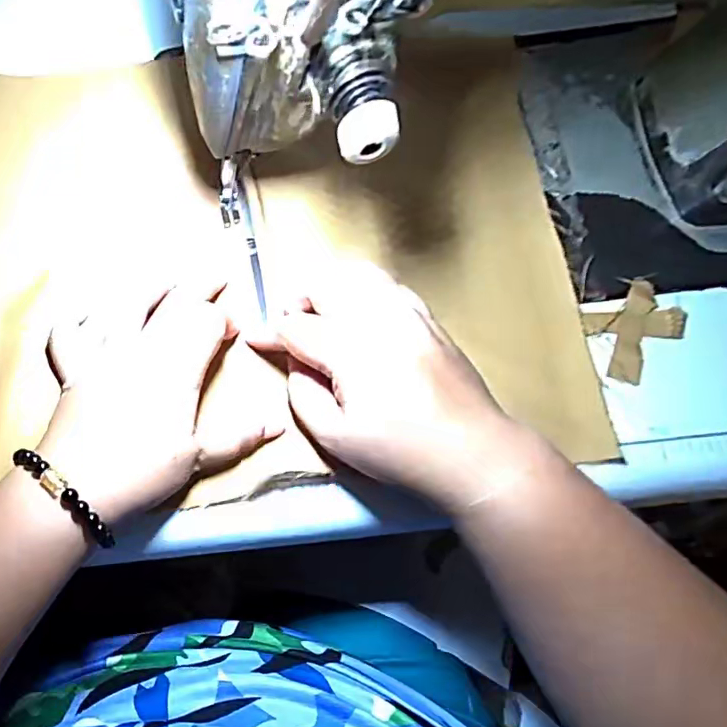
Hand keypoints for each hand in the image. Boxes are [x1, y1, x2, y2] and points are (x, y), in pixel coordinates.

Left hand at [36, 280, 281, 522]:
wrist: (78, 486)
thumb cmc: (143, 472)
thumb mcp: (197, 459)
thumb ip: (237, 439)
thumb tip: (276, 426)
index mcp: (177, 367)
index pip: (206, 322)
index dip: (224, 320)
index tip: (233, 332)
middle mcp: (140, 348)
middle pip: (173, 302)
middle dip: (199, 287)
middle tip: (216, 276)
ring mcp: (101, 353)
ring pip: (124, 304)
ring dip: (148, 288)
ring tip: (164, 282)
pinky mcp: (71, 368)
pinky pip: (69, 332)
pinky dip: (77, 320)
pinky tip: (88, 318)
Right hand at [246, 261, 545, 513]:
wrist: (472, 450)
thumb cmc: (400, 451)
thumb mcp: (335, 437)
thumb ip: (303, 395)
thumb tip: (297, 364)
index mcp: (351, 348)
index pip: (297, 327)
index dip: (270, 333)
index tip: (255, 339)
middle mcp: (379, 317)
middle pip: (325, 282)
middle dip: (297, 299)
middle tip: (289, 327)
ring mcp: (409, 313)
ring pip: (358, 274)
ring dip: (330, 289)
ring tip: (322, 317)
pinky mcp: (428, 319)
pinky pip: (387, 286)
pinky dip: (363, 292)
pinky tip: (360, 319)